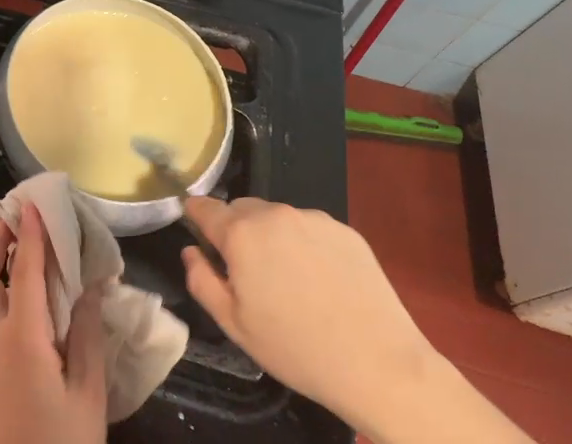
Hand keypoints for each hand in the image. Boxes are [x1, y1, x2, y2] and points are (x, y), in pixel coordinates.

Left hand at [0, 205, 106, 443]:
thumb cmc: (63, 440)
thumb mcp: (88, 392)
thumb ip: (88, 335)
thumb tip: (91, 287)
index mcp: (22, 337)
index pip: (23, 271)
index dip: (30, 235)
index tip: (34, 202)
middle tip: (16, 215)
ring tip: (24, 242)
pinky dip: (5, 287)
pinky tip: (30, 289)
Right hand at [181, 197, 428, 411]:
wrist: (379, 364)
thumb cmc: (296, 348)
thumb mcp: (235, 325)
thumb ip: (202, 281)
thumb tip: (192, 252)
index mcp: (242, 234)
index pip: (205, 207)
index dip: (195, 215)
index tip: (194, 228)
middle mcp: (276, 215)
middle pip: (242, 209)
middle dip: (235, 230)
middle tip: (246, 270)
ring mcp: (314, 219)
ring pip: (277, 218)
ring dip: (271, 237)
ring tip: (289, 280)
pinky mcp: (346, 231)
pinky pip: (310, 229)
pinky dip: (304, 245)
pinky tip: (320, 281)